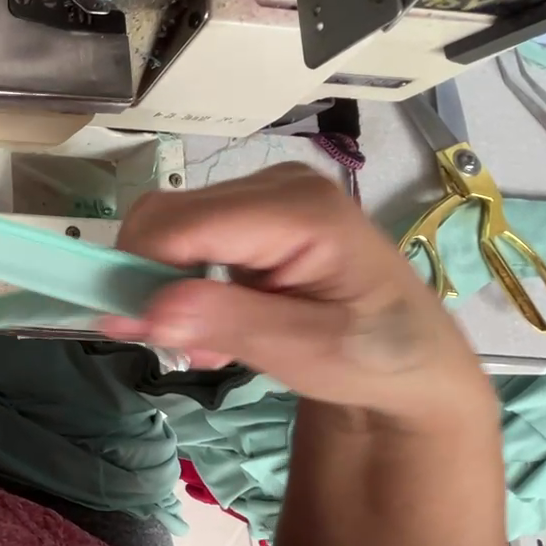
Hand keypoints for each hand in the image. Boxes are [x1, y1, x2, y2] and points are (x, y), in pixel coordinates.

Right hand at [103, 163, 487, 419]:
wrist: (414, 361)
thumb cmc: (376, 359)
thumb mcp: (310, 353)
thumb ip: (230, 324)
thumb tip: (146, 309)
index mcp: (300, 210)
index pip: (182, 223)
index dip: (140, 268)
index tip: (130, 325)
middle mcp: (275, 185)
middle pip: (165, 216)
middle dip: (149, 279)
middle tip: (168, 342)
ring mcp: (261, 193)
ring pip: (165, 225)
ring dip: (162, 283)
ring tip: (201, 339)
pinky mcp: (248, 210)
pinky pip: (181, 233)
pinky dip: (176, 277)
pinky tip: (210, 315)